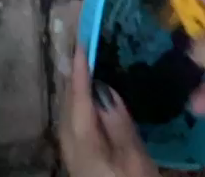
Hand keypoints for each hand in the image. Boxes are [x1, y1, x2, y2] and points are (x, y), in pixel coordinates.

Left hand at [60, 49, 159, 176]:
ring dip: (76, 90)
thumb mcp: (135, 160)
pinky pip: (73, 124)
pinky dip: (79, 105)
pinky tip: (90, 101)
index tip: (82, 42)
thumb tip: (105, 89)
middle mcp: (71, 147)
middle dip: (75, 76)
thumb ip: (119, 126)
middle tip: (85, 48)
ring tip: (87, 67)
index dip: (80, 70)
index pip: (79, 100)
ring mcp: (73, 156)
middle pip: (68, 105)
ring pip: (68, 114)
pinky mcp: (80, 162)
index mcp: (84, 144)